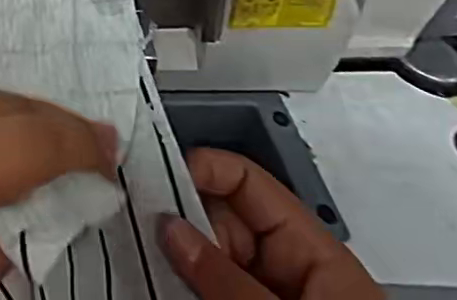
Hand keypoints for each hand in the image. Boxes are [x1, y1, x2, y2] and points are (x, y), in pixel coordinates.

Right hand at [160, 148, 381, 299]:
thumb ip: (229, 277)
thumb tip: (170, 228)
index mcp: (314, 251)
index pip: (247, 181)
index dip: (203, 170)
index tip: (157, 178)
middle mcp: (289, 268)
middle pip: (218, 219)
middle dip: (180, 221)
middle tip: (142, 231)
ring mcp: (266, 294)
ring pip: (207, 257)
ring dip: (176, 256)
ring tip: (146, 260)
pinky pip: (208, 288)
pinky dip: (182, 283)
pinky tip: (158, 282)